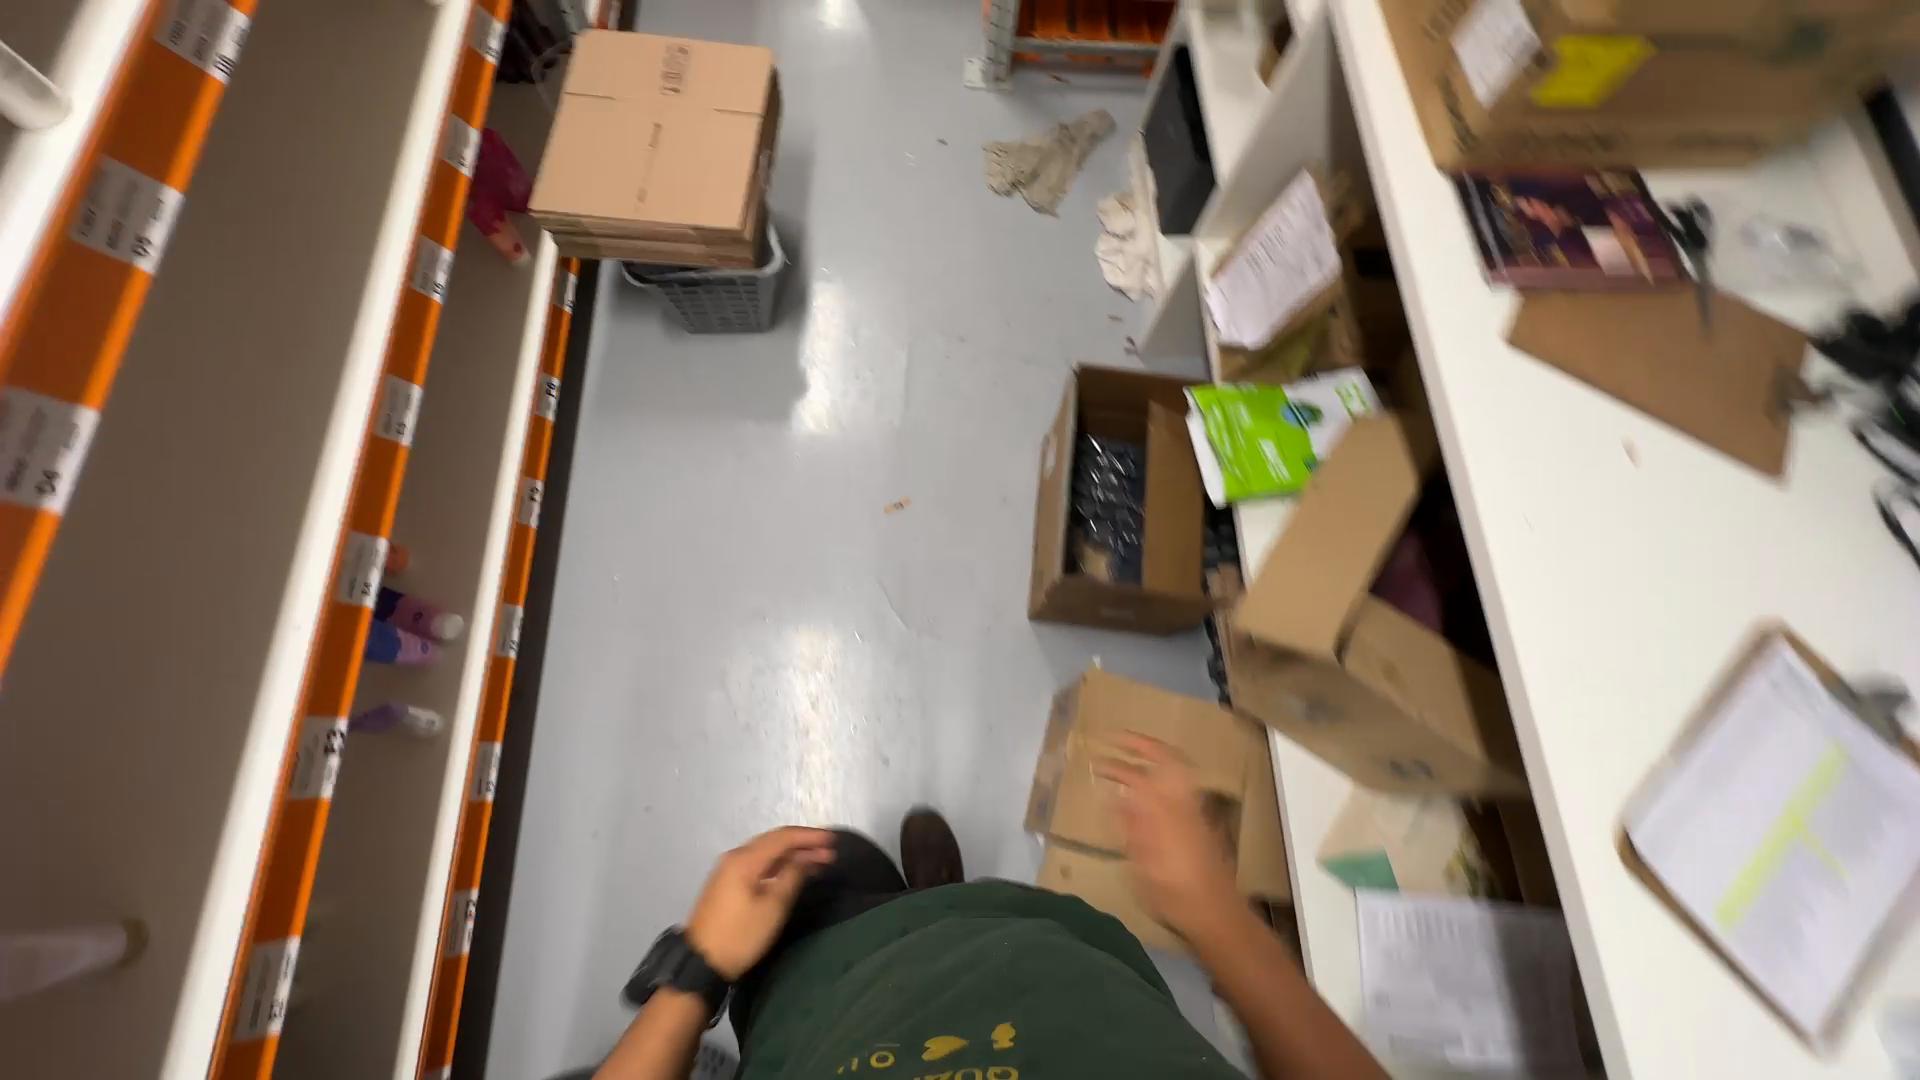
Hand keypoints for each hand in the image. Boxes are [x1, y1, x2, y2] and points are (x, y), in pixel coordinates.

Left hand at [684, 827, 835, 979]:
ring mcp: (728, 869)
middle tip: (828, 851)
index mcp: (745, 859)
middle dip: (803, 843)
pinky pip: (758, 863)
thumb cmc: (740, 936)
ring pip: (766, 852)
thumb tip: (806, 858)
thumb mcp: (772, 908)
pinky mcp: (726, 882)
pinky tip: (792, 870)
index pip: (783, 837)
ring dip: (791, 854)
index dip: (810, 836)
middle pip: (774, 841)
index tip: (833, 840)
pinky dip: (778, 863)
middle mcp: (735, 856)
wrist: (700, 964)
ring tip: (816, 860)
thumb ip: (792, 877)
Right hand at [1096, 733, 1243, 941]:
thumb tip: (1116, 796)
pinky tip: (1150, 787)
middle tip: (1118, 737)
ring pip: (1178, 768)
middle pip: (1166, 757)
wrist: (1217, 913)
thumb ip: (1130, 826)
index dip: (1115, 764)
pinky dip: (1164, 773)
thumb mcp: (1142, 864)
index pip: (1137, 775)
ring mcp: (1195, 809)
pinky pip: (1182, 783)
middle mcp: (1182, 801)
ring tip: (1134, 753)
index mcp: (1163, 810)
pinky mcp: (1202, 821)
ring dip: (1155, 754)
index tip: (1096, 760)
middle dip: (1141, 743)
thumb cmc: (1174, 893)